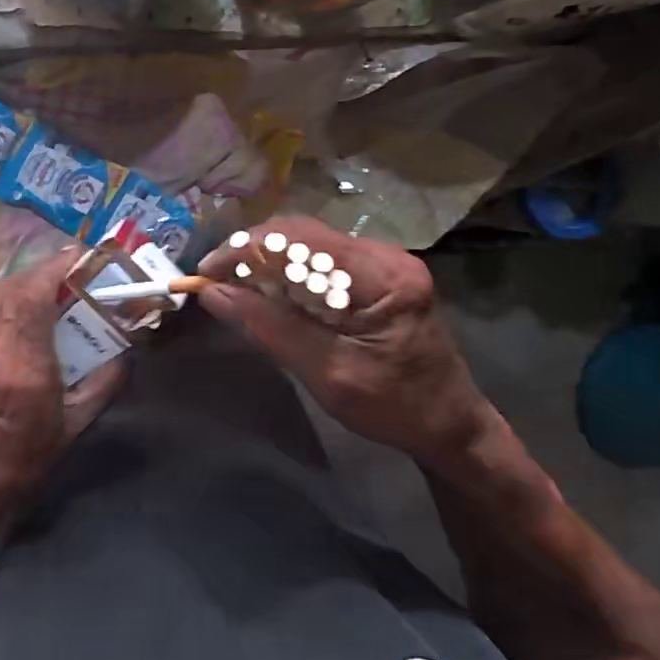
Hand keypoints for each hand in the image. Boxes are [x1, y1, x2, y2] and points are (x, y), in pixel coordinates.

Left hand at [0, 248, 126, 519]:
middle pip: (15, 288)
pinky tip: (31, 299)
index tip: (80, 259)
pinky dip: (12, 292)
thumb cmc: (32, 450)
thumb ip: (108, 380)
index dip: (55, 270)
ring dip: (28, 278)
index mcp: (25, 368)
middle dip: (46, 269)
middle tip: (74, 268)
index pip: (32, 299)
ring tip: (55, 279)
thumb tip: (129, 347)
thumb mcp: (80, 420)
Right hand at [197, 216, 489, 461]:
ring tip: (235, 289)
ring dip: (266, 262)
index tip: (207, 273)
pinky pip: (318, 259)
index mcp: (381, 277)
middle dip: (251, 253)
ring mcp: (381, 260)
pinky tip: (269, 294)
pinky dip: (286, 273)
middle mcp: (383, 254)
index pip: (300, 240)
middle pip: (300, 234)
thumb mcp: (328, 374)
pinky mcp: (374, 272)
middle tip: (216, 283)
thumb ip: (270, 328)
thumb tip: (213, 295)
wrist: (451, 425)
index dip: (246, 249)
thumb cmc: (396, 408)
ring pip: (305, 243)